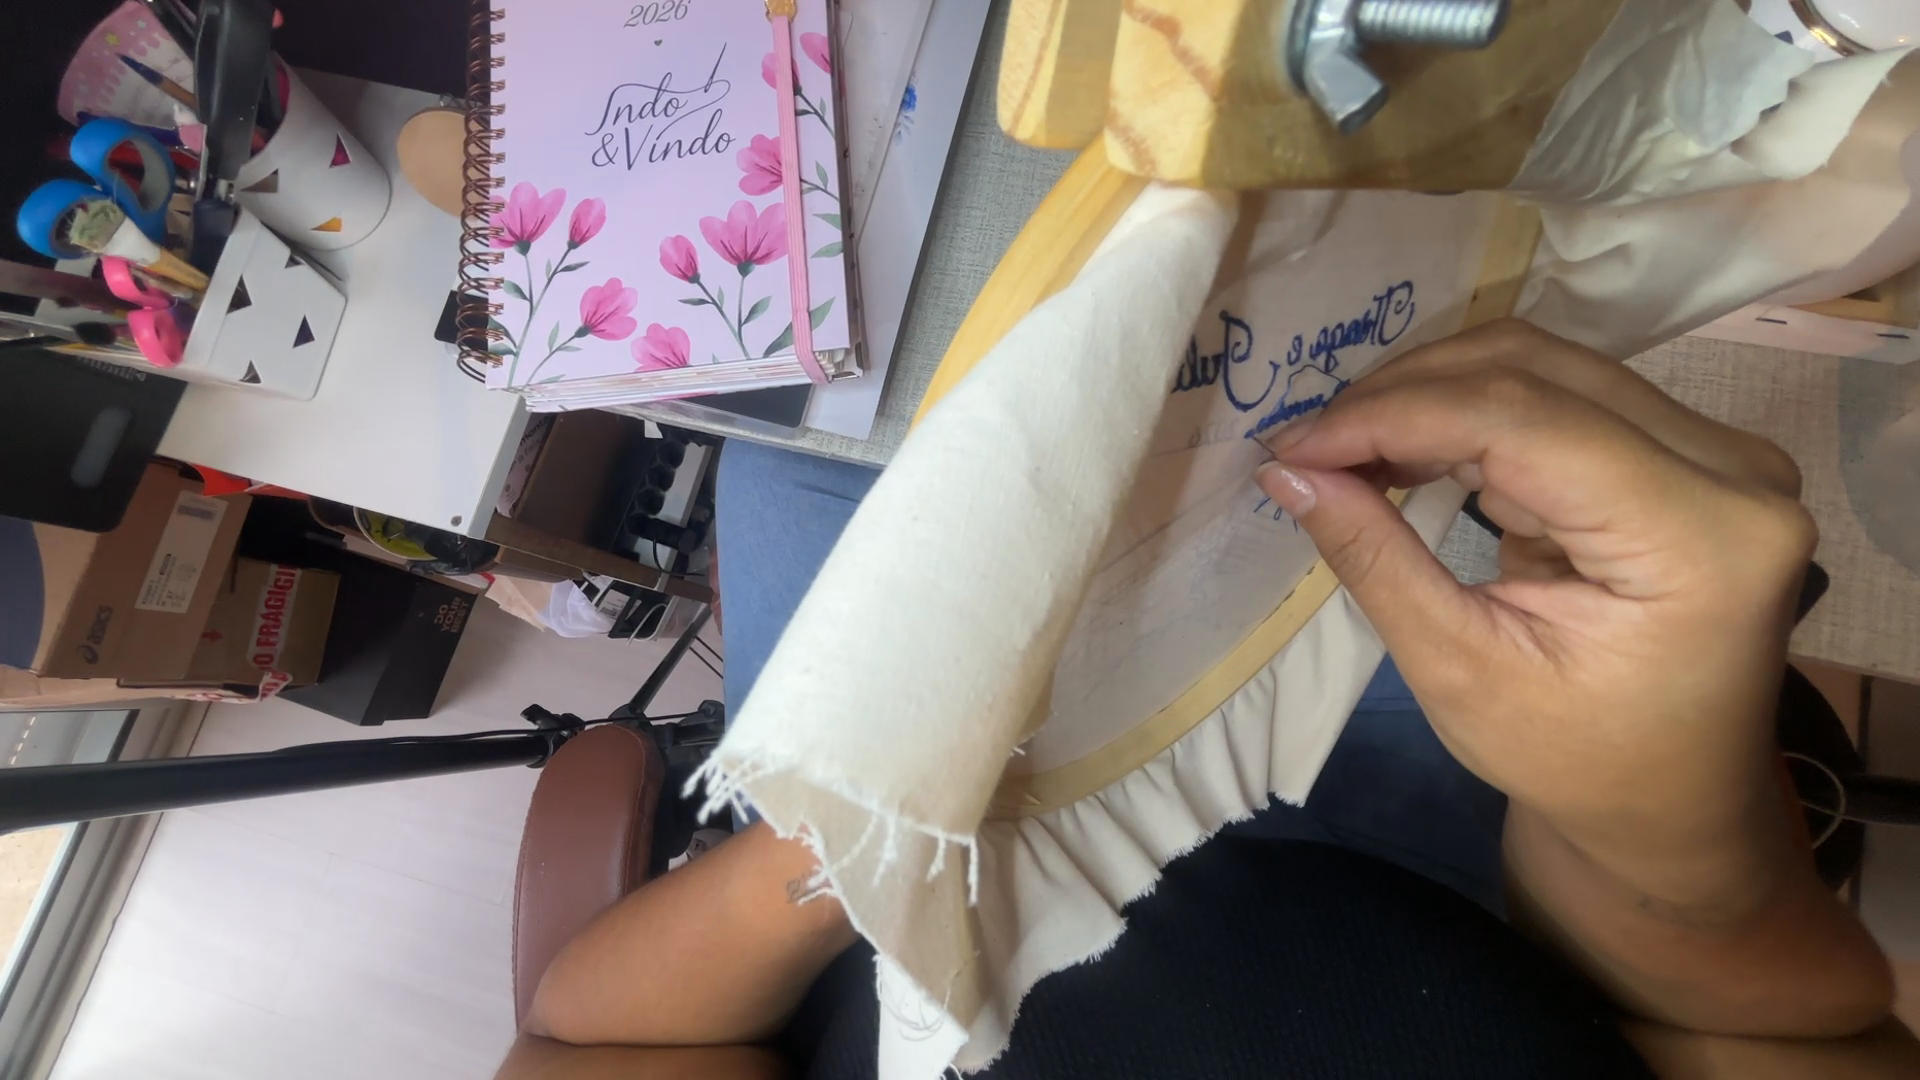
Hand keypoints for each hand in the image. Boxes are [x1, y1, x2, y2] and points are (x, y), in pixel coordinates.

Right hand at [1255, 320, 1813, 913]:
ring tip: (1335, 451)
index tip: (1289, 449)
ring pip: (1528, 367)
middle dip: (1394, 396)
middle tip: (1302, 448)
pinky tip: (1388, 455)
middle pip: (1527, 369)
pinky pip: (1534, 397)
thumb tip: (1286, 473)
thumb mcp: (1453, 667)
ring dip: (1415, 397)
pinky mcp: (1662, 454)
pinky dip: (1443, 416)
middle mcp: (1724, 469)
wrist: (1661, 794)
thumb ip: (1372, 558)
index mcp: (1698, 537)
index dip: (1388, 418)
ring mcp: (1701, 452)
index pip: (1519, 422)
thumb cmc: (1568, 754)